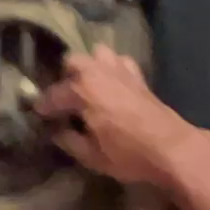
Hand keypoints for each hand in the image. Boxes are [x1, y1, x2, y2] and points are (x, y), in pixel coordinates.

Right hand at [36, 45, 208, 186]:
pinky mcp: (138, 76)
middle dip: (65, 78)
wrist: (171, 148)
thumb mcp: (90, 156)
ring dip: (90, 66)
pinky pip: (120, 61)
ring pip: (98, 53)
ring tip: (89, 86)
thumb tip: (57, 131)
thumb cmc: (127, 154)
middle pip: (72, 61)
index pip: (53, 95)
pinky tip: (113, 85)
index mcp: (81, 90)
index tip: (38, 115)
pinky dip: (113, 68)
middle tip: (66, 100)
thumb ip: (68, 140)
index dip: (43, 107)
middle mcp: (98, 72)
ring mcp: (120, 70)